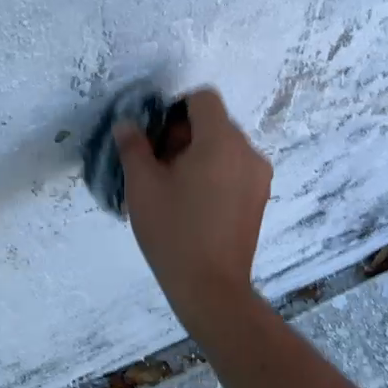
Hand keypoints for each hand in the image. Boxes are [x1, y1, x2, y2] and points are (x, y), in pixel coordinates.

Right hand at [115, 88, 272, 324]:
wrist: (211, 288)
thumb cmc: (174, 232)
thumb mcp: (142, 187)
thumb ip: (133, 147)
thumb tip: (127, 125)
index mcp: (221, 141)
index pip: (203, 99)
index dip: (175, 109)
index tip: (156, 137)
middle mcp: (248, 151)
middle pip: (214, 122)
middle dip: (184, 134)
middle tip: (158, 165)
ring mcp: (258, 176)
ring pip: (224, 146)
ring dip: (198, 154)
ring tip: (174, 187)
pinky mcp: (259, 197)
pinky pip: (234, 167)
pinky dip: (214, 172)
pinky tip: (193, 203)